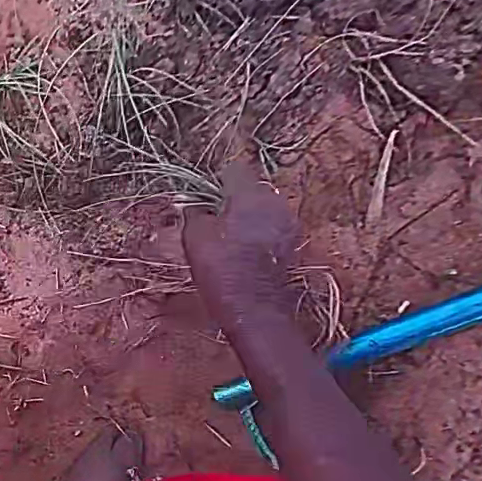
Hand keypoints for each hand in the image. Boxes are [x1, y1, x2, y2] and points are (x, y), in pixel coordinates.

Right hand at [182, 162, 303, 332]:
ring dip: (245, 217)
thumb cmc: (222, 271)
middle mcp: (275, 202)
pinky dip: (257, 233)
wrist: (255, 309)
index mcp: (250, 194)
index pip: (233, 170)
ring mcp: (287, 223)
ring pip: (262, 208)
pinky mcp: (291, 243)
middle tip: (211, 220)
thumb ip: (193, 213)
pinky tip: (243, 251)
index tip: (201, 199)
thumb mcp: (195, 238)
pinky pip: (270, 227)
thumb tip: (189, 203)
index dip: (214, 182)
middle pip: (250, 189)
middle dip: (231, 200)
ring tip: (226, 238)